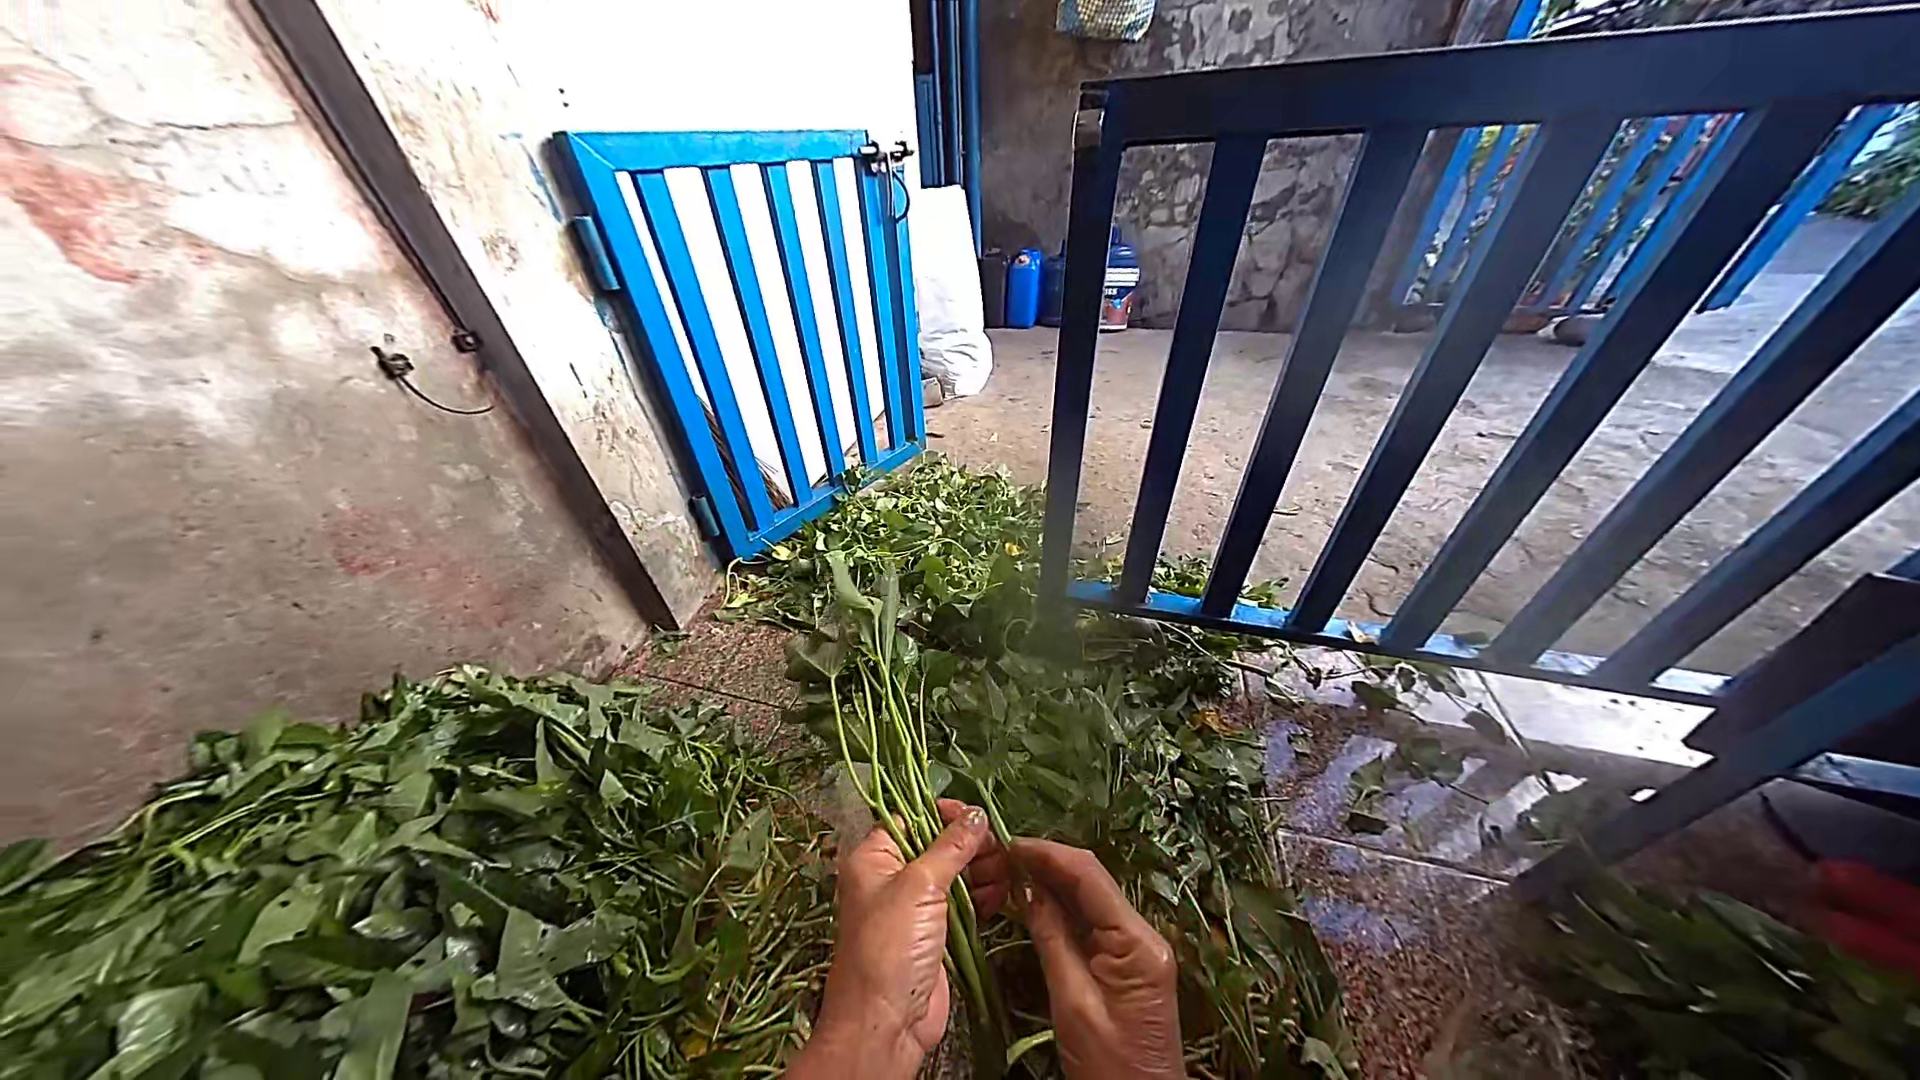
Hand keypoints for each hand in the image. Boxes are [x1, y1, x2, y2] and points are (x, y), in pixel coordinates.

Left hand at [788, 801, 1000, 1079]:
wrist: (886, 1025)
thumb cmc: (890, 945)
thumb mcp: (919, 886)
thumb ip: (951, 847)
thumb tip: (977, 813)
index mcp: (876, 857)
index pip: (911, 818)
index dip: (942, 813)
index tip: (974, 813)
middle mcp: (894, 876)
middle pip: (938, 844)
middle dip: (970, 843)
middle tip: (999, 846)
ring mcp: (917, 906)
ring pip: (955, 873)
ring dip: (982, 868)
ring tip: (1008, 868)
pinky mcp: (938, 932)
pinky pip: (964, 902)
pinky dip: (984, 895)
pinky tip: (1003, 891)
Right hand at [1014, 838, 1184, 1079]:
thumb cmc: (1109, 1068)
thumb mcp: (1072, 1002)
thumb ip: (1050, 936)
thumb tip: (1025, 886)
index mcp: (1137, 941)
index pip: (1089, 876)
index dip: (1048, 854)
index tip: (1011, 844)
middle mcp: (1142, 934)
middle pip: (1091, 881)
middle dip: (1048, 863)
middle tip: (1006, 855)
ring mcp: (1138, 946)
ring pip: (1090, 897)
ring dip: (1053, 881)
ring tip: (1014, 869)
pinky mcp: (1128, 961)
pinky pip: (1092, 921)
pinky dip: (1063, 907)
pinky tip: (1036, 899)